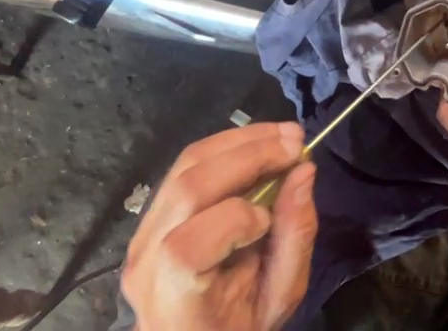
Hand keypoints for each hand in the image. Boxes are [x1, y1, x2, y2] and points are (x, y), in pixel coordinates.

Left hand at [121, 123, 317, 330]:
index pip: (185, 249)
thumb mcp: (279, 299)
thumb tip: (304, 171)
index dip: (233, 221)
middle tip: (297, 144)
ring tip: (285, 135)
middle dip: (250, 155)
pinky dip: (229, 146)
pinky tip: (261, 144)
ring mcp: (143, 233)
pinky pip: (187, 165)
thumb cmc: (238, 328)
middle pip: (190, 188)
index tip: (268, 220)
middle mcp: (146, 262)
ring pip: (187, 164)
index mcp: (173, 301)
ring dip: (242, 140)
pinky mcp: (152, 213)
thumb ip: (295, 238)